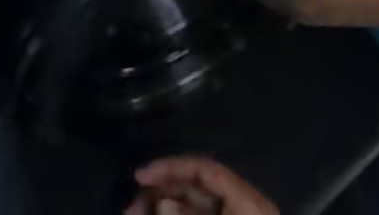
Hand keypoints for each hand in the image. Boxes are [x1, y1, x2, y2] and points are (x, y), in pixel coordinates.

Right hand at [124, 157, 277, 214]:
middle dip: (163, 196)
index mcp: (247, 203)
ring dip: (166, 212)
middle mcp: (244, 209)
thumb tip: (161, 204)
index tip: (141, 176)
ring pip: (195, 210)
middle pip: (197, 190)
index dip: (171, 167)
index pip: (205, 170)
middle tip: (131, 210)